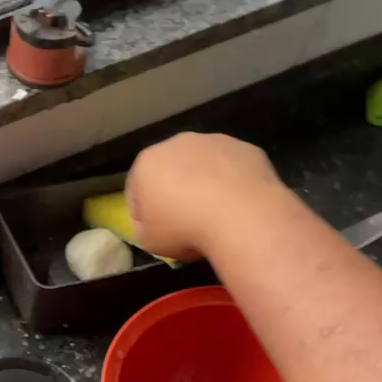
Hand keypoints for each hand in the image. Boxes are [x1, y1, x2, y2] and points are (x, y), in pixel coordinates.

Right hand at [125, 133, 285, 259]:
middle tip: (184, 220)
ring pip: (201, 165)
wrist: (241, 216)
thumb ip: (141, 224)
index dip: (144, 213)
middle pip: (169, 170)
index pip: (136, 189)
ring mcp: (214, 141)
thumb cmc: (183, 228)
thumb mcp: (146, 240)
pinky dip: (229, 182)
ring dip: (202, 183)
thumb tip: (152, 217)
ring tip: (212, 213)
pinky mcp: (245, 147)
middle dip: (174, 191)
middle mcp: (178, 143)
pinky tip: (234, 205)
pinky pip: (229, 167)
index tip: (157, 230)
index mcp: (147, 162)